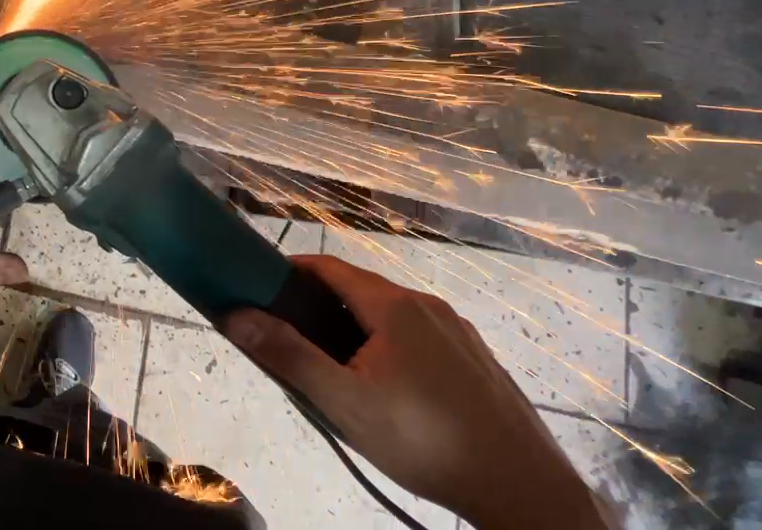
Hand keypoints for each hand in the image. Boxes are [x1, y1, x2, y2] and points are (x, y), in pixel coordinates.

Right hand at [221, 255, 609, 529]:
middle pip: (360, 290)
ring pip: (391, 316)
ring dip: (356, 328)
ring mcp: (461, 334)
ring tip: (338, 368)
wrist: (527, 495)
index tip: (263, 291)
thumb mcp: (344, 402)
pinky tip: (391, 390)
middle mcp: (428, 307)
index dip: (292, 272)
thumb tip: (234, 315)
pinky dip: (391, 346)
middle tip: (293, 339)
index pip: (329, 266)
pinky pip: (421, 338)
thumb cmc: (424, 441)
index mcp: (393, 306)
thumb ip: (287, 355)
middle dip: (320, 305)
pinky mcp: (480, 363)